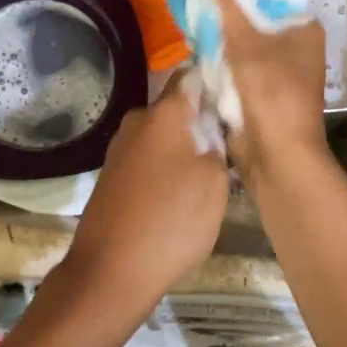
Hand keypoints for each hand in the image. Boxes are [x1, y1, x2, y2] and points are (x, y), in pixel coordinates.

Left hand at [63, 72, 228, 301]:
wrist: (111, 269)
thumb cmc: (172, 220)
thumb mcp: (214, 183)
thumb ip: (217, 145)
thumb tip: (210, 131)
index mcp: (164, 112)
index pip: (191, 77)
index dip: (214, 82)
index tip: (235, 99)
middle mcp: (137, 120)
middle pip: (176, 109)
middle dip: (200, 123)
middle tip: (228, 148)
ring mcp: (119, 147)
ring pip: (161, 137)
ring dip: (182, 149)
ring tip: (206, 177)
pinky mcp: (111, 174)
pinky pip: (146, 159)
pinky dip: (163, 169)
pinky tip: (177, 196)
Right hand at [194, 0, 330, 175]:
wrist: (277, 159)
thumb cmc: (270, 92)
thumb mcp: (243, 38)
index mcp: (302, 27)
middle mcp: (294, 45)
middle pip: (252, 14)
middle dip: (222, 9)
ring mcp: (277, 71)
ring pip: (240, 41)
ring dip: (217, 36)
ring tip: (188, 21)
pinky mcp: (259, 92)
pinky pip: (235, 65)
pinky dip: (217, 60)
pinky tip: (194, 53)